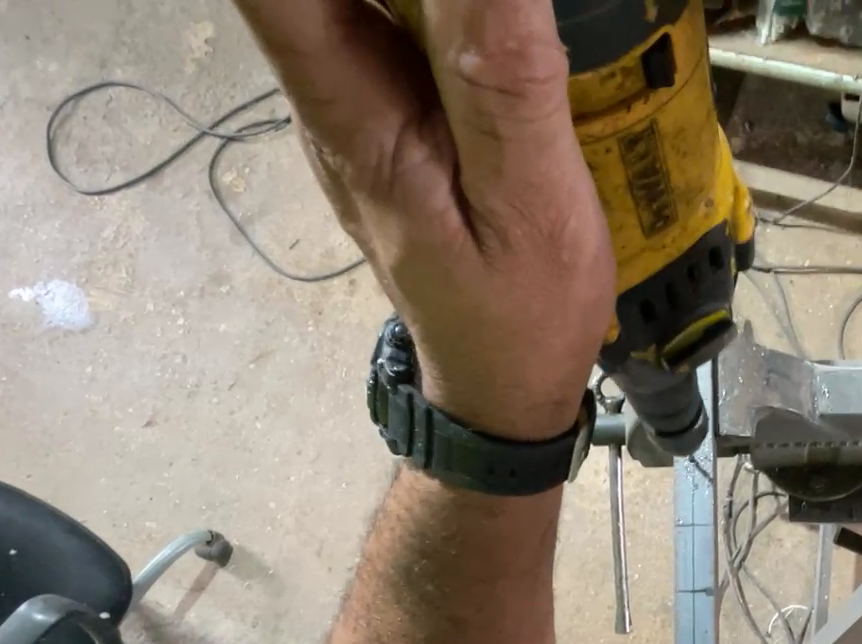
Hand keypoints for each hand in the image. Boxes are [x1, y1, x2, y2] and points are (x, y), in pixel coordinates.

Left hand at [234, 0, 615, 440]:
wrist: (502, 386)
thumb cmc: (524, 316)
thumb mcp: (532, 207)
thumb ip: (505, 83)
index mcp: (353, 114)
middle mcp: (328, 99)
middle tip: (486, 12)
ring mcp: (354, 116)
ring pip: (345, 0)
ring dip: (424, 5)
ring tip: (492, 21)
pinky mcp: (387, 132)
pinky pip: (381, 32)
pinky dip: (425, 12)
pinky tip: (481, 27)